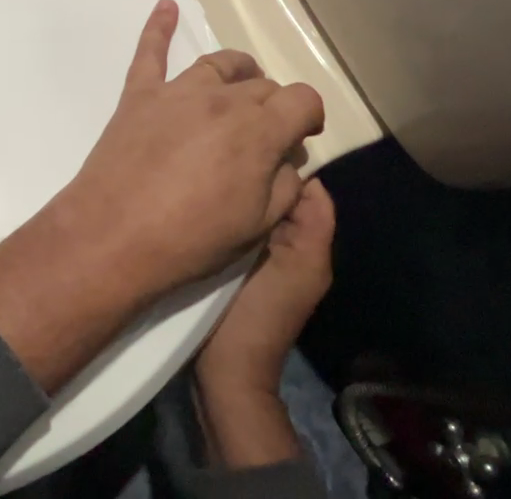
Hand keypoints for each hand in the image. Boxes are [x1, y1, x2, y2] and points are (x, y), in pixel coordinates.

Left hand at [60, 0, 323, 297]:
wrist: (114, 234)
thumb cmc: (191, 238)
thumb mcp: (260, 224)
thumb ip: (285, 183)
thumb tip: (288, 157)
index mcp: (259, 130)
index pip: (303, 100)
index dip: (309, 117)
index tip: (302, 136)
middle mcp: (222, 99)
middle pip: (262, 85)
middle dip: (273, 106)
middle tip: (265, 136)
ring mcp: (177, 92)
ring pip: (219, 63)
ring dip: (238, 71)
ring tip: (243, 83)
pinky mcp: (138, 94)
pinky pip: (150, 51)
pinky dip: (159, 27)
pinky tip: (165, 6)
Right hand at [193, 178, 336, 467]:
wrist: (226, 370)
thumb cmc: (260, 314)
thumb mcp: (297, 265)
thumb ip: (310, 221)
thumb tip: (301, 174)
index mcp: (308, 243)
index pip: (303, 186)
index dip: (282, 161)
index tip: (250, 139)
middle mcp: (288, 246)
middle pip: (276, 195)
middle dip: (257, 174)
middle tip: (222, 151)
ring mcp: (256, 256)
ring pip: (253, 209)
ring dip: (238, 194)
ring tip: (208, 170)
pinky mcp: (229, 265)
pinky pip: (234, 226)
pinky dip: (224, 213)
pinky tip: (201, 200)